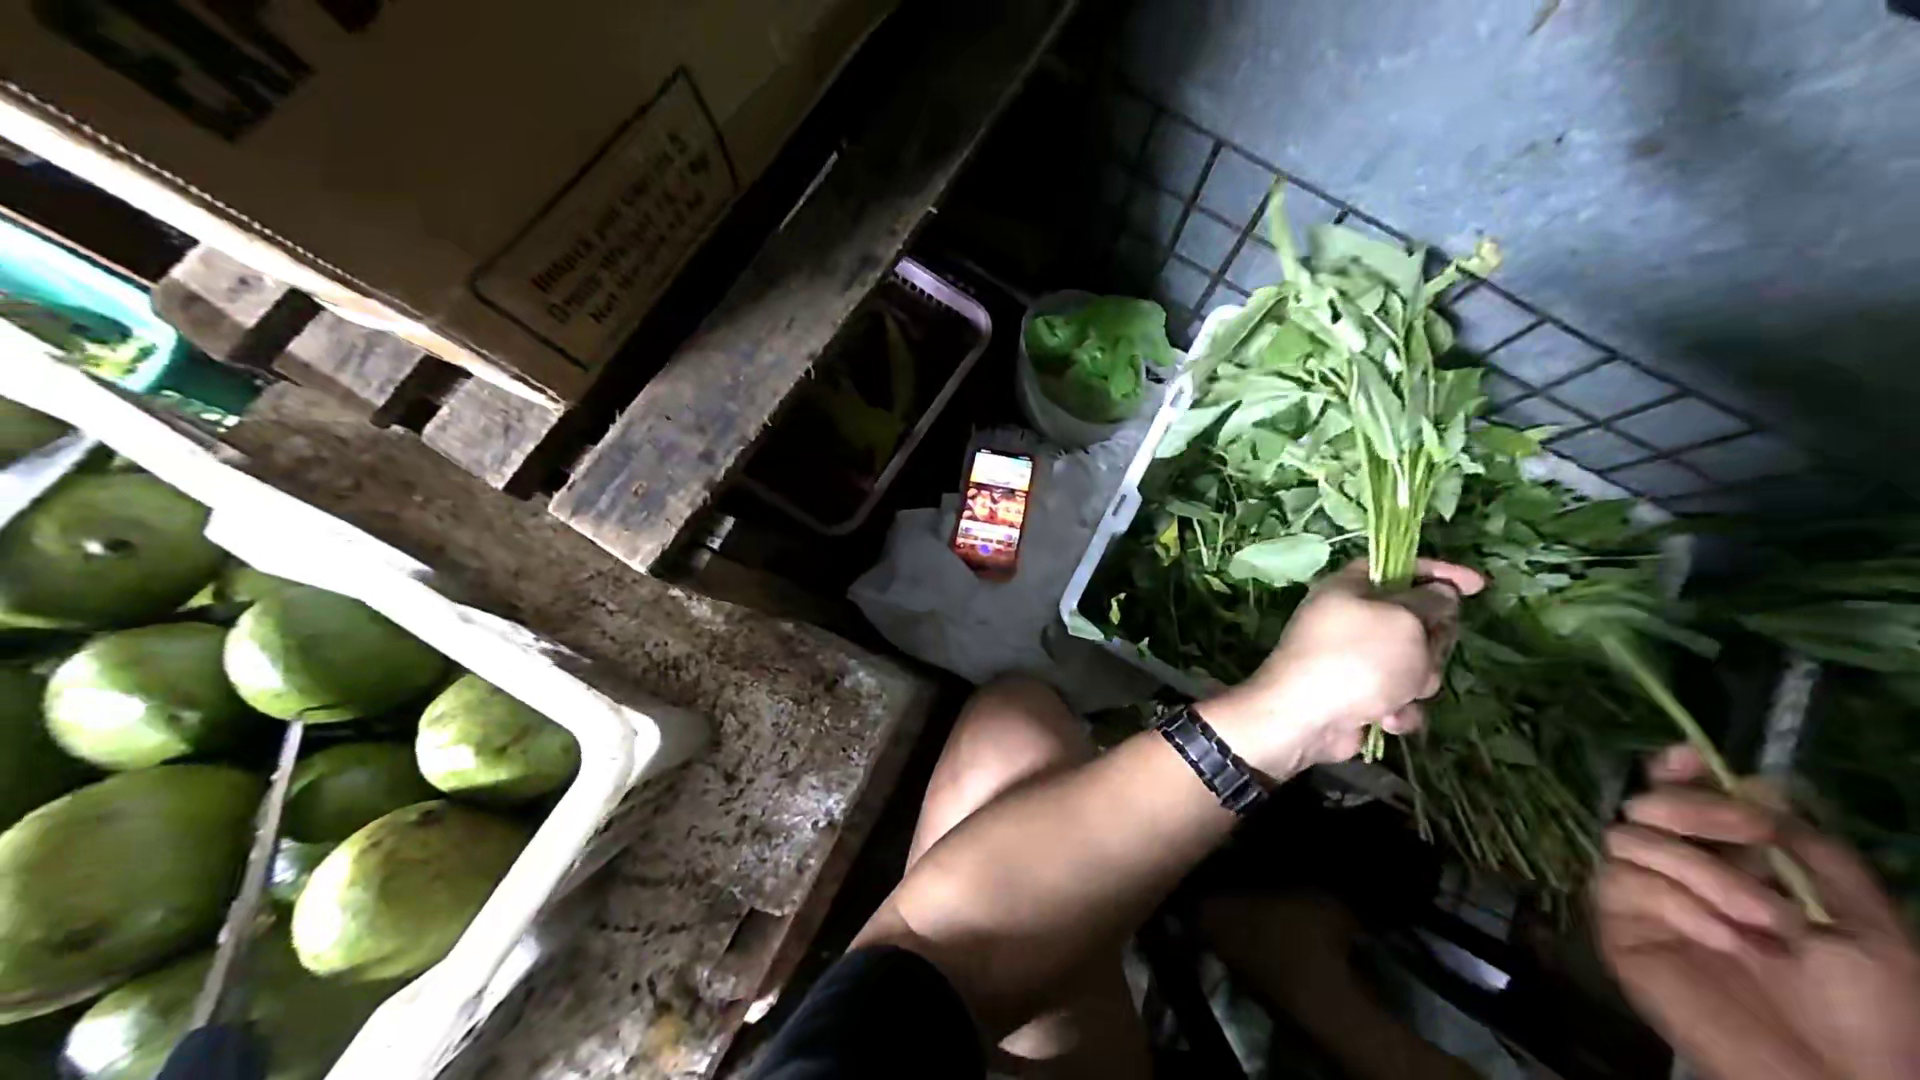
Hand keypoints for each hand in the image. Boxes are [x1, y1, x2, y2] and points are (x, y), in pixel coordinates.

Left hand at [1197, 557, 1483, 776]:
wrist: (1305, 718)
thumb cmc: (1355, 658)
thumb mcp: (1401, 619)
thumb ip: (1429, 602)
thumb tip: (1440, 593)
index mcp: (1349, 587)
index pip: (1399, 566)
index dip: (1439, 572)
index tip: (1477, 585)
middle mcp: (1350, 618)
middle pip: (1415, 619)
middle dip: (1431, 642)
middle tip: (1425, 651)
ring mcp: (1355, 659)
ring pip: (1415, 662)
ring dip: (1417, 680)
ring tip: (1399, 691)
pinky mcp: (1360, 695)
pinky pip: (1400, 697)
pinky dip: (1399, 709)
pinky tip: (1386, 718)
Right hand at [1595, 745, 1919, 1079]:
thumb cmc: (1872, 1012)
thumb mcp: (1866, 921)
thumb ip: (1812, 850)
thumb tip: (1759, 780)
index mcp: (1726, 861)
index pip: (1675, 796)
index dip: (1675, 771)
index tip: (1692, 758)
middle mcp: (1671, 869)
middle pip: (1641, 806)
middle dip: (1695, 812)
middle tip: (1755, 840)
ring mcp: (1637, 897)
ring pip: (1627, 840)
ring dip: (1704, 873)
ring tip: (1768, 926)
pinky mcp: (1615, 927)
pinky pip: (1621, 885)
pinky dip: (1681, 906)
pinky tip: (1731, 943)